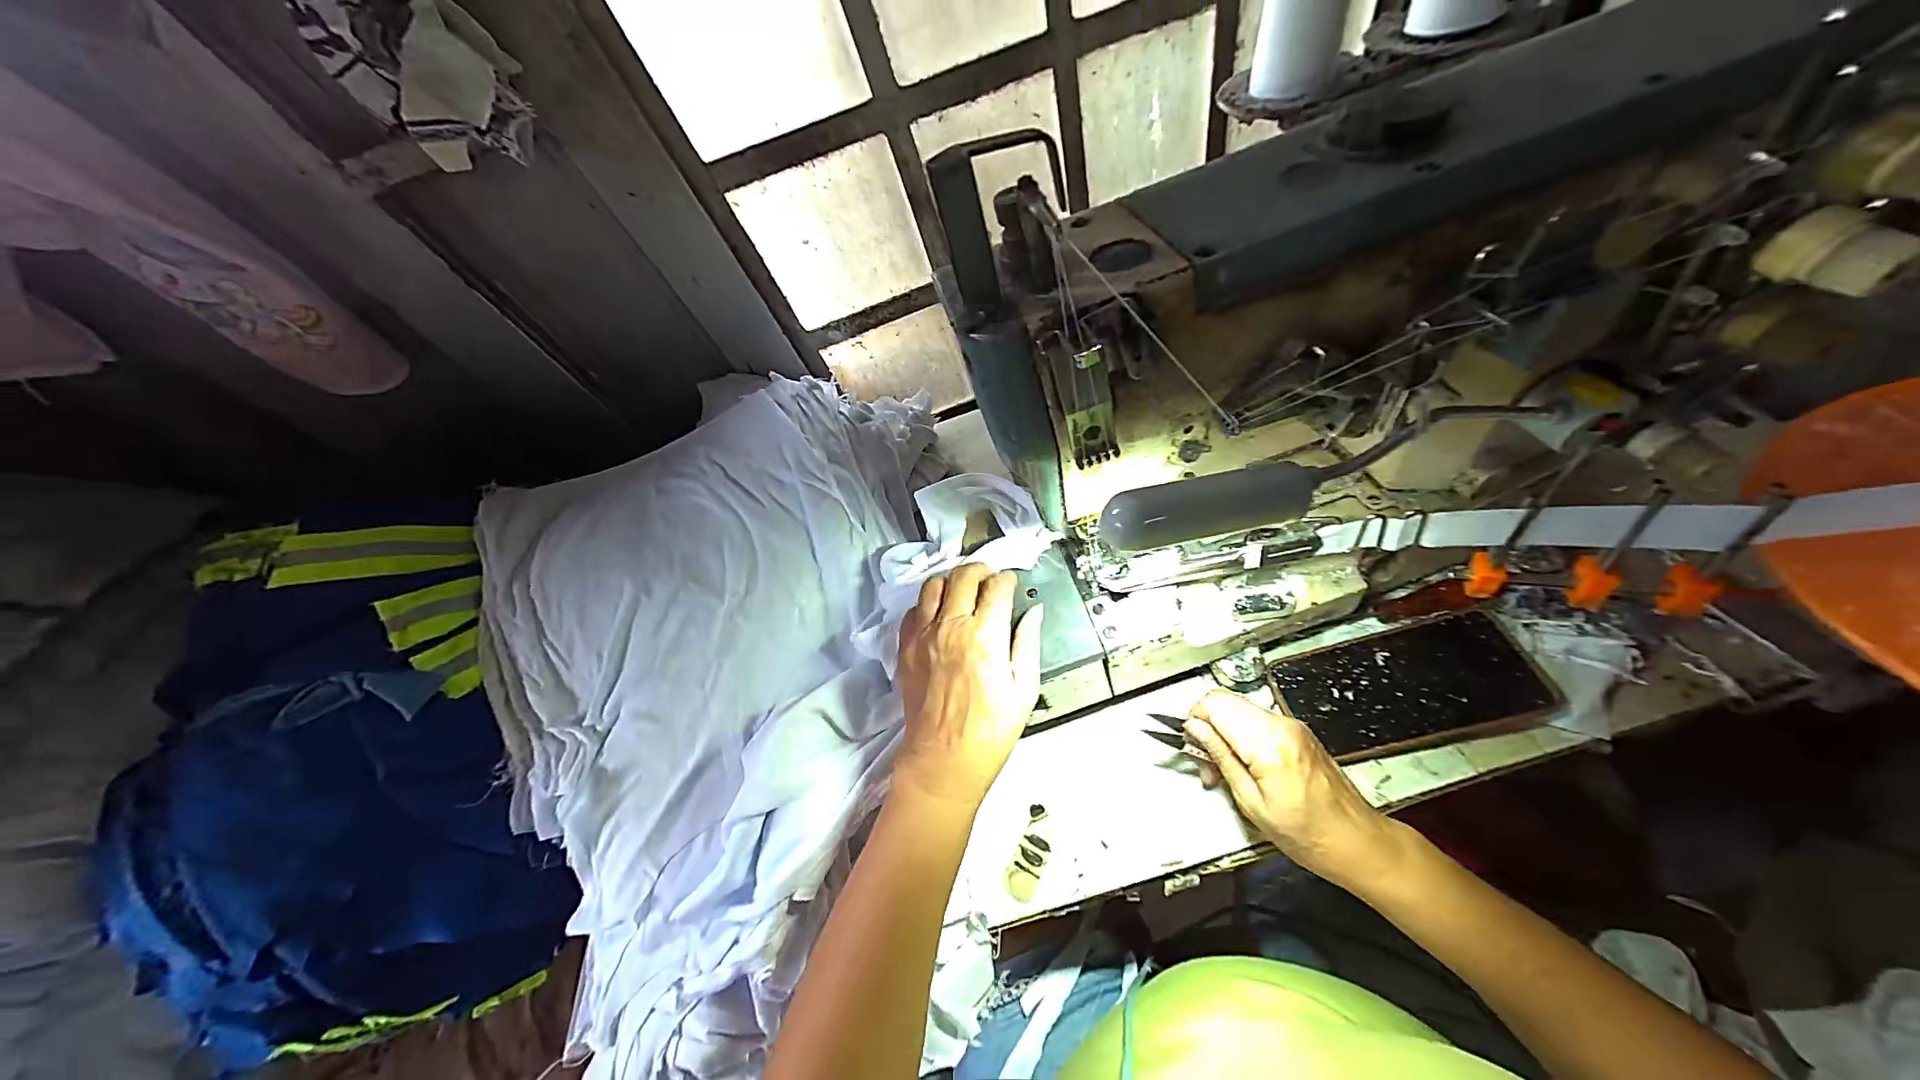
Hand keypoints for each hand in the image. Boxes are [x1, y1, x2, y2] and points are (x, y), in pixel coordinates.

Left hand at [893, 564, 1044, 809]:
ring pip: (933, 586)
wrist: (943, 760)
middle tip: (990, 578)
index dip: (1008, 580)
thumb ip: (1027, 644)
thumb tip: (1033, 613)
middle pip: (963, 576)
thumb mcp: (1024, 690)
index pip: (997, 587)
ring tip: (963, 589)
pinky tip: (939, 613)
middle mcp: (951, 628)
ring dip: (952, 581)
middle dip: (981, 571)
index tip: (1011, 583)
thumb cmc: (988, 732)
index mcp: (985, 636)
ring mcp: (924, 636)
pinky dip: (927, 604)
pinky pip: (913, 610)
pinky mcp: (905, 649)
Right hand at [1185, 691, 1408, 887]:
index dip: (1194, 721)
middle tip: (1206, 763)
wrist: (1356, 842)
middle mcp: (1282, 726)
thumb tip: (1195, 730)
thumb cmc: (1312, 834)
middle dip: (1207, 727)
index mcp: (1268, 743)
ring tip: (1224, 770)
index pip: (1214, 704)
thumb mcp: (1250, 802)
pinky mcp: (1297, 732)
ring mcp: (1292, 726)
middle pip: (1225, 702)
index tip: (1190, 743)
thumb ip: (1220, 758)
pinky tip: (1243, 766)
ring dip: (1223, 733)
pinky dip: (1241, 736)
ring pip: (1238, 710)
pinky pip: (1256, 721)